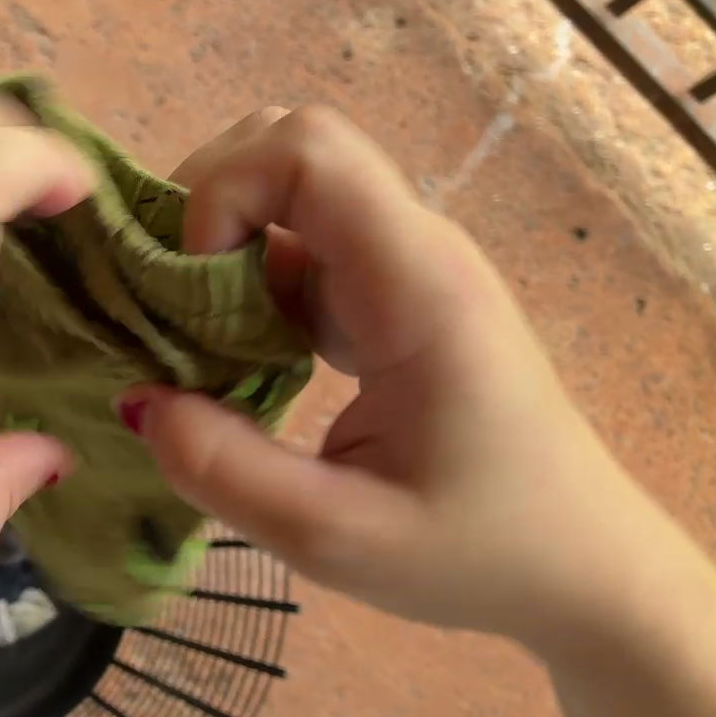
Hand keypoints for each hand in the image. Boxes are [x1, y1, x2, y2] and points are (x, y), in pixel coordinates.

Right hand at [121, 106, 680, 654]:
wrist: (577, 572)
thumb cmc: (474, 552)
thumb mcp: (331, 537)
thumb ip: (219, 468)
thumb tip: (138, 398)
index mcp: (414, 289)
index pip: (306, 153)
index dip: (218, 195)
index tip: (187, 286)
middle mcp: (404, 255)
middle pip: (285, 144)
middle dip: (198, 202)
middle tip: (164, 297)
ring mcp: (387, 271)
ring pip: (275, 191)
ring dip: (204, 243)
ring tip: (179, 330)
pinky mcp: (368, 298)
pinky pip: (277, 246)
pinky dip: (222, 280)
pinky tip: (215, 351)